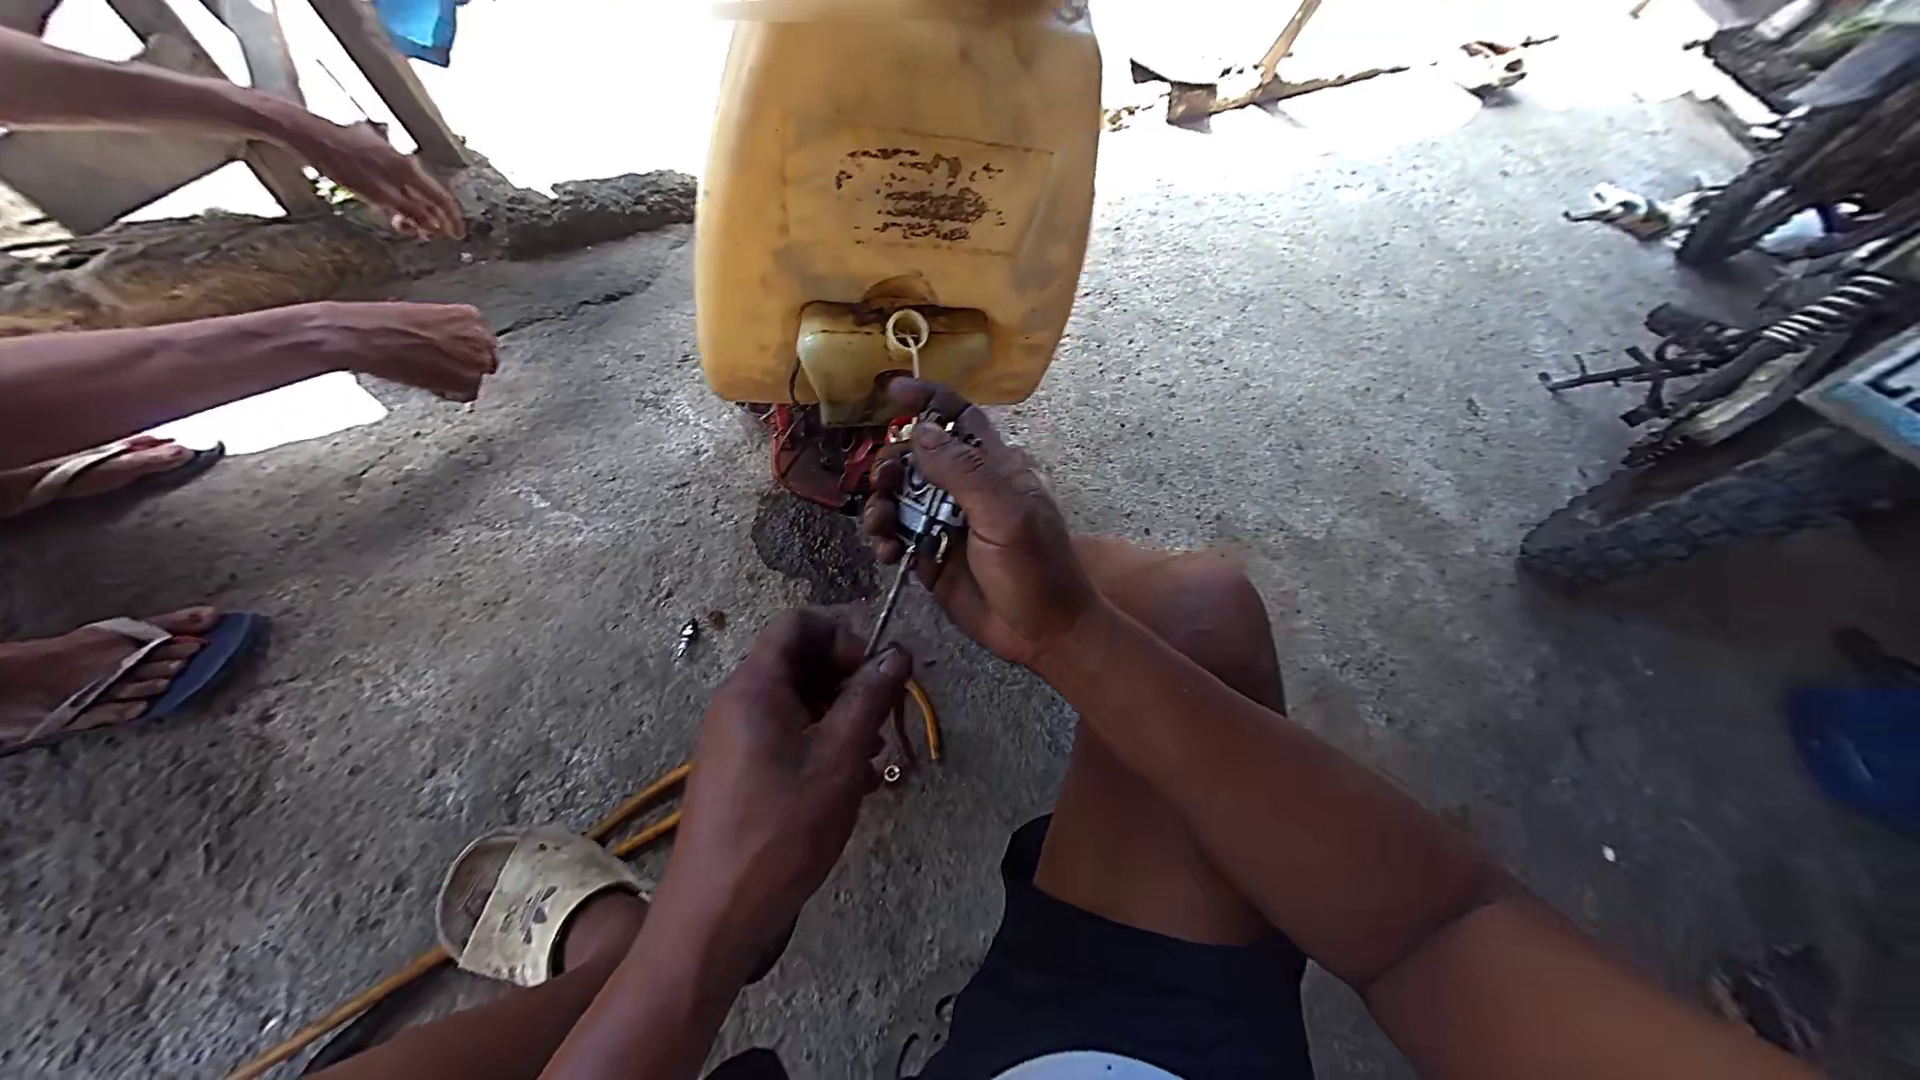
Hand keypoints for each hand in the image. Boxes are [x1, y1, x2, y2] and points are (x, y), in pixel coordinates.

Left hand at [283, 116, 464, 238]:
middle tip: (423, 235)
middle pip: (427, 194)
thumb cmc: (339, 164)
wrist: (303, 133)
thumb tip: (436, 226)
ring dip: (412, 208)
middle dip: (429, 217)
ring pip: (411, 187)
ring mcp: (388, 154)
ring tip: (401, 222)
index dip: (453, 220)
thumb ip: (411, 211)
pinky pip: (396, 179)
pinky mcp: (372, 151)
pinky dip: (398, 195)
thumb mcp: (378, 195)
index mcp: (410, 171)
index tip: (456, 236)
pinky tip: (388, 204)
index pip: (443, 198)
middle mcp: (405, 161)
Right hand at [310, 301, 498, 401]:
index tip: (445, 356)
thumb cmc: (381, 325)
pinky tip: (425, 381)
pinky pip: (467, 394)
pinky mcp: (469, 380)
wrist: (359, 335)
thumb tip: (458, 350)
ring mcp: (478, 358)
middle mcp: (482, 336)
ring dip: (455, 381)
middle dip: (465, 368)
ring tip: (424, 372)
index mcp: (471, 317)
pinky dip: (448, 393)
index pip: (483, 344)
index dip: (463, 354)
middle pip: (486, 362)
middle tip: (435, 368)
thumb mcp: (425, 318)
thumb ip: (451, 332)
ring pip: (477, 379)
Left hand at [663, 611, 910, 954]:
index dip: (843, 637)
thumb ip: (869, 698)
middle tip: (884, 715)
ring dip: (842, 716)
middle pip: (802, 662)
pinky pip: (789, 736)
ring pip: (800, 702)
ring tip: (874, 754)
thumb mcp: (838, 758)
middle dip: (850, 681)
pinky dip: (824, 744)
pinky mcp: (742, 770)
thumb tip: (897, 655)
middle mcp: (741, 702)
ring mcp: (738, 738)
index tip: (872, 674)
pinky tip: (854, 780)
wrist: (715, 918)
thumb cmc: (780, 829)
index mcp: (756, 686)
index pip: (799, 624)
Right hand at [862, 379, 1100, 669]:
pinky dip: (885, 539)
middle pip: (917, 458)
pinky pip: (897, 535)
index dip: (929, 401)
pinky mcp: (930, 555)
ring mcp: (946, 523)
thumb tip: (923, 432)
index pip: (960, 419)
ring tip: (880, 524)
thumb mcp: (1005, 516)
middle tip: (882, 483)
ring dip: (881, 504)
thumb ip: (964, 473)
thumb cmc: (1036, 570)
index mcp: (994, 469)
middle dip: (892, 464)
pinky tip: (888, 552)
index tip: (893, 392)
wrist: (1042, 634)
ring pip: (901, 497)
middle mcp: (967, 490)